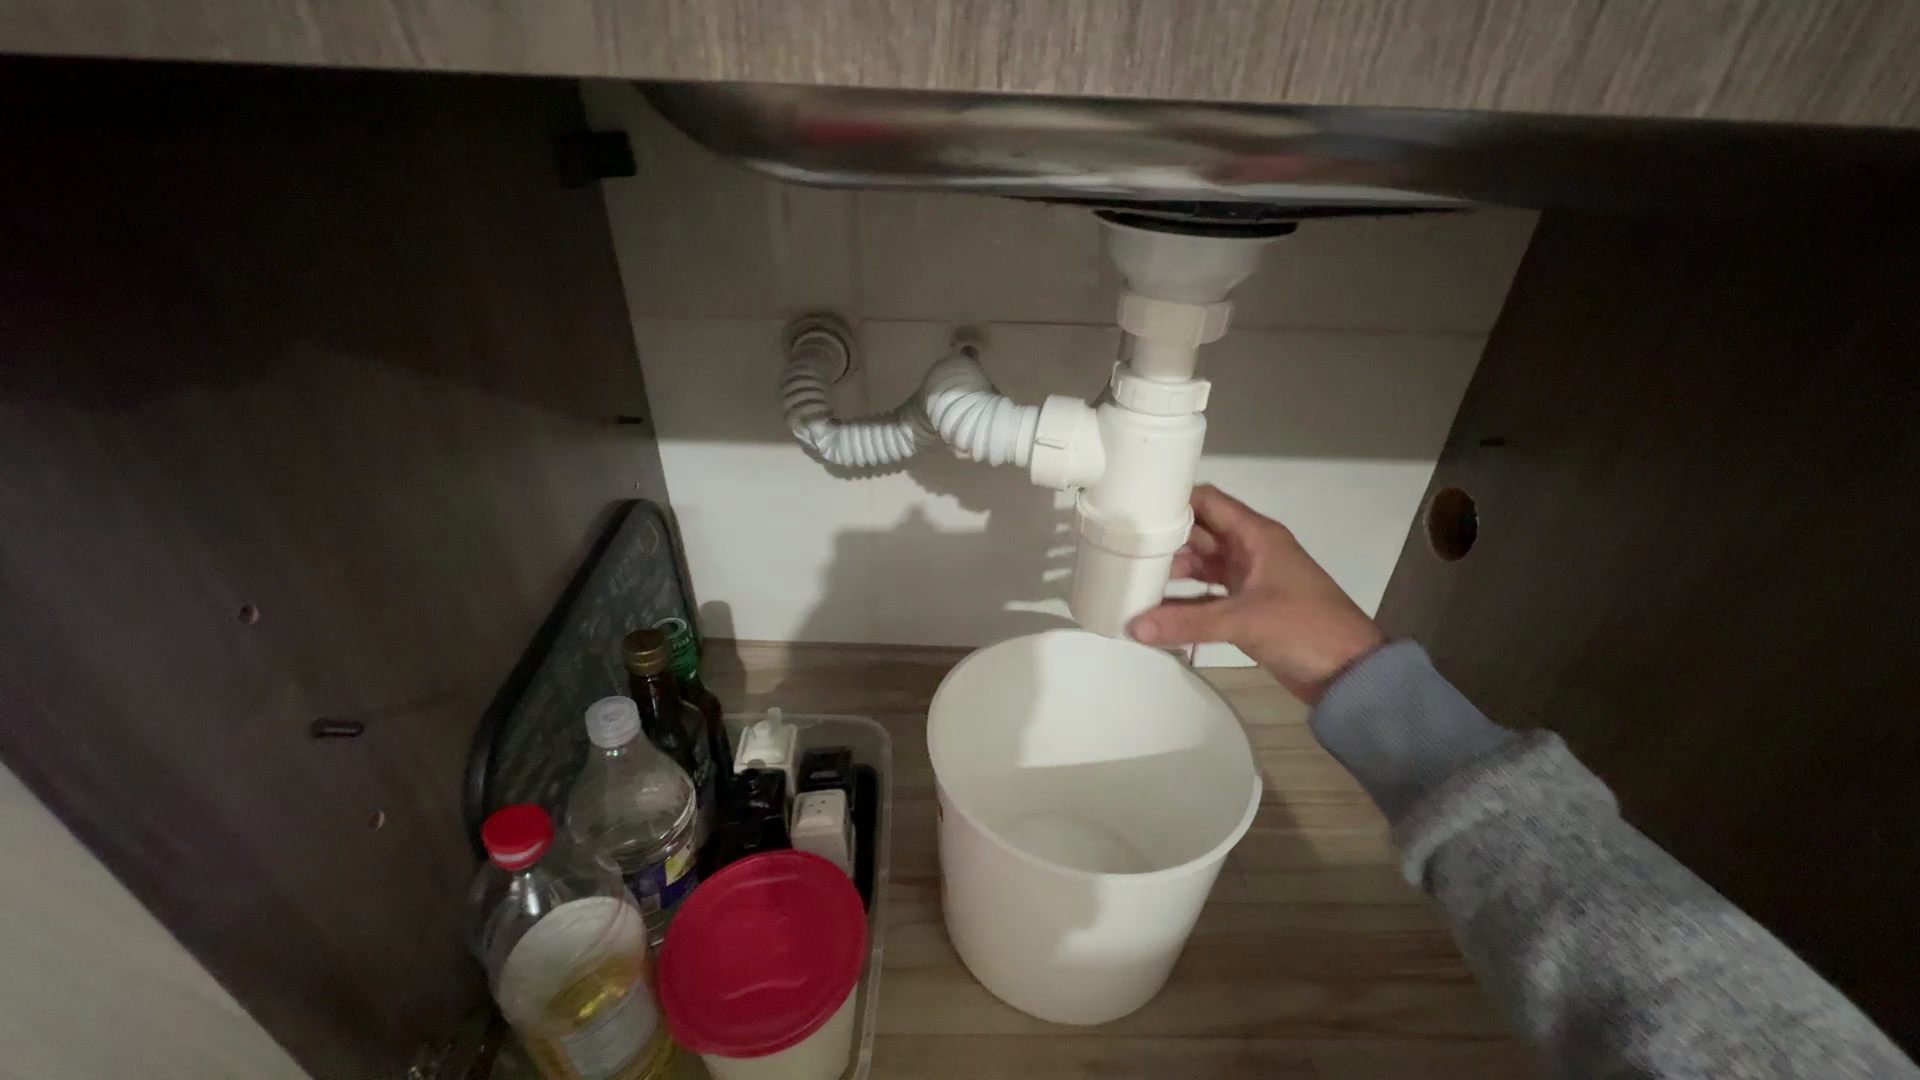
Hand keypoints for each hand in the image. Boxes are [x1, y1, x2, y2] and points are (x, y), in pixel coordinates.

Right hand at [1128, 485, 1385, 703]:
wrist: (1350, 673)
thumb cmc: (1304, 628)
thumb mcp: (1243, 620)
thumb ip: (1185, 623)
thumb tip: (1132, 627)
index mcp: (1257, 536)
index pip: (1209, 502)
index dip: (1174, 500)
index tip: (1135, 508)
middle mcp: (1250, 551)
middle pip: (1200, 534)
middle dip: (1165, 540)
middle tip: (1122, 547)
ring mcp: (1249, 580)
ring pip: (1201, 566)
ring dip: (1172, 572)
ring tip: (1131, 578)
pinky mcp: (1247, 608)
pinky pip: (1206, 597)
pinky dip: (1184, 602)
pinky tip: (1154, 611)